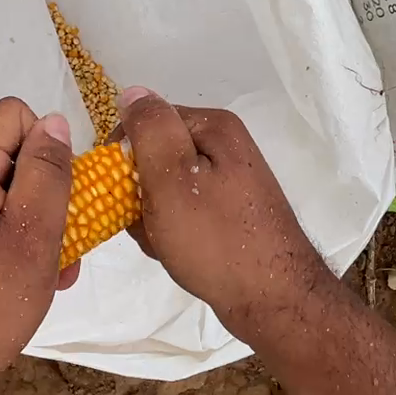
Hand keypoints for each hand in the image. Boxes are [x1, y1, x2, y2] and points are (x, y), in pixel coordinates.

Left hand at [0, 98, 76, 394]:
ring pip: (1, 191)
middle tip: (64, 242)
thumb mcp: (30, 237)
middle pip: (8, 153)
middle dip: (44, 190)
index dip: (46, 147)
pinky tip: (25, 281)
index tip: (58, 196)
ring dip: (32, 221)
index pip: (13, 115)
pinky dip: (9, 240)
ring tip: (51, 270)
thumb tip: (55, 122)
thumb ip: (47, 173)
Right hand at [116, 87, 331, 341]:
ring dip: (152, 213)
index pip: (148, 121)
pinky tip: (174, 251)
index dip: (125, 154)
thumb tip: (132, 93)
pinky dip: (171, 227)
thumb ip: (150, 131)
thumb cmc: (216, 240)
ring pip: (167, 185)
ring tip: (161, 241)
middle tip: (144, 222)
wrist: (274, 300)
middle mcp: (225, 145)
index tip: (121, 190)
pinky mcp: (231, 210)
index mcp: (214, 127)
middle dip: (139, 189)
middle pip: (157, 154)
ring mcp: (231, 179)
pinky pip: (185, 207)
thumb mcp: (172, 179)